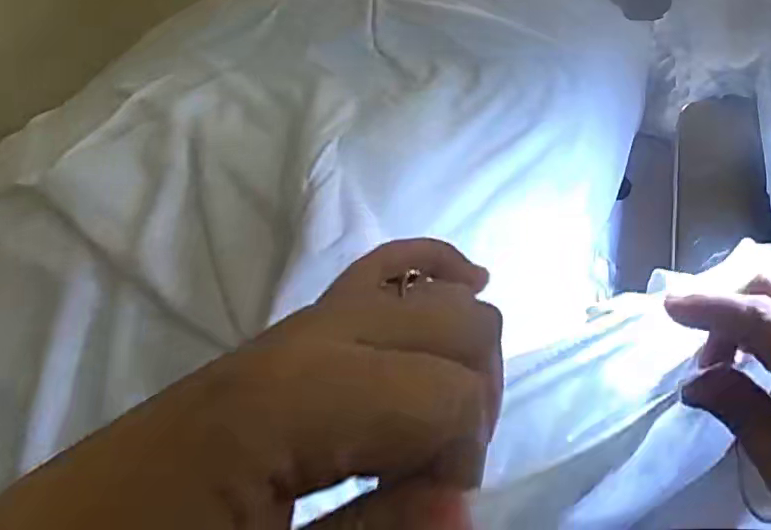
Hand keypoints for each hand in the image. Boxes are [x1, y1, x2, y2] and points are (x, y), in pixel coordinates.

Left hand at [0, 240, 503, 529]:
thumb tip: (468, 507)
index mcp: (298, 395)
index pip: (448, 394)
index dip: (464, 459)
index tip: (438, 513)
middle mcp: (315, 334)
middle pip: (463, 327)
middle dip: (477, 400)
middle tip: (439, 477)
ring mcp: (304, 321)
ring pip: (443, 297)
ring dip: (467, 353)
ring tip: (440, 424)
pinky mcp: (294, 327)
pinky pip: (386, 265)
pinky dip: (438, 270)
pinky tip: (469, 284)